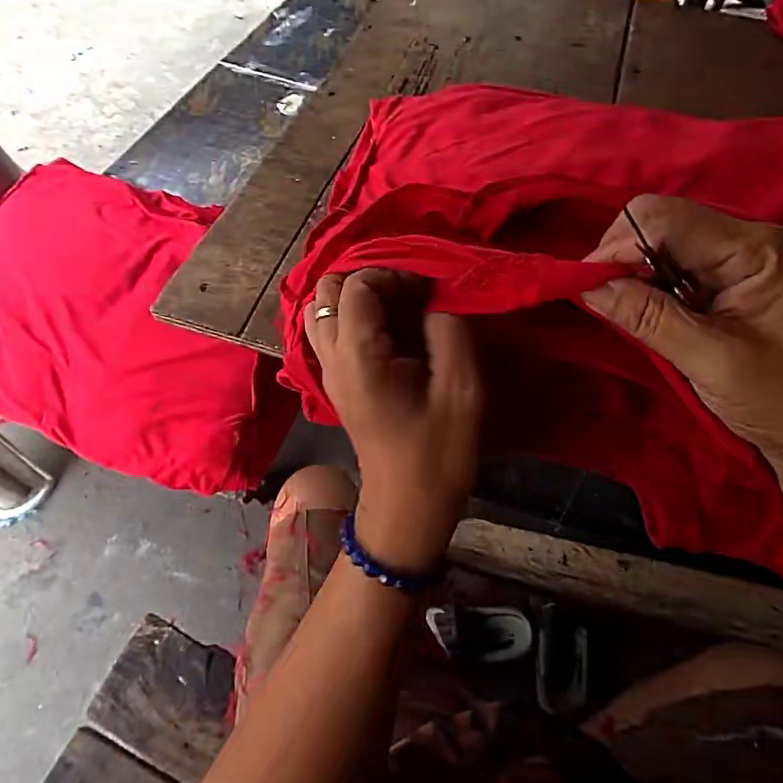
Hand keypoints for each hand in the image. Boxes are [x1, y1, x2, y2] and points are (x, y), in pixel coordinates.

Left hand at [305, 269, 482, 573]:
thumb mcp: (461, 392)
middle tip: (408, 295)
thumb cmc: (437, 455)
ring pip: (321, 307)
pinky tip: (385, 328)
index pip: (356, 286)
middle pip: (327, 289)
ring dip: (355, 296)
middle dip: (369, 279)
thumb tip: (435, 302)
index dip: (392, 276)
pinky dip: (350, 315)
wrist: (406, 506)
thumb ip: (450, 333)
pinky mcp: (334, 380)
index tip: (426, 293)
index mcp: (357, 358)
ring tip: (395, 307)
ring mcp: (327, 370)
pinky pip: (328, 328)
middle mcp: (331, 358)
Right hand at [581, 196, 782, 475]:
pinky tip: (646, 311)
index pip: (668, 219)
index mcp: (761, 249)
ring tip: (625, 311)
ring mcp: (744, 254)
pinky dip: (648, 283)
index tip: (588, 287)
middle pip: (662, 220)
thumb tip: (586, 286)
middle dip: (622, 256)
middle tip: (602, 300)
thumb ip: (649, 318)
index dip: (619, 246)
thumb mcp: (713, 362)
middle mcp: (753, 237)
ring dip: (633, 271)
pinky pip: (673, 262)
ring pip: (662, 239)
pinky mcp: (732, 275)